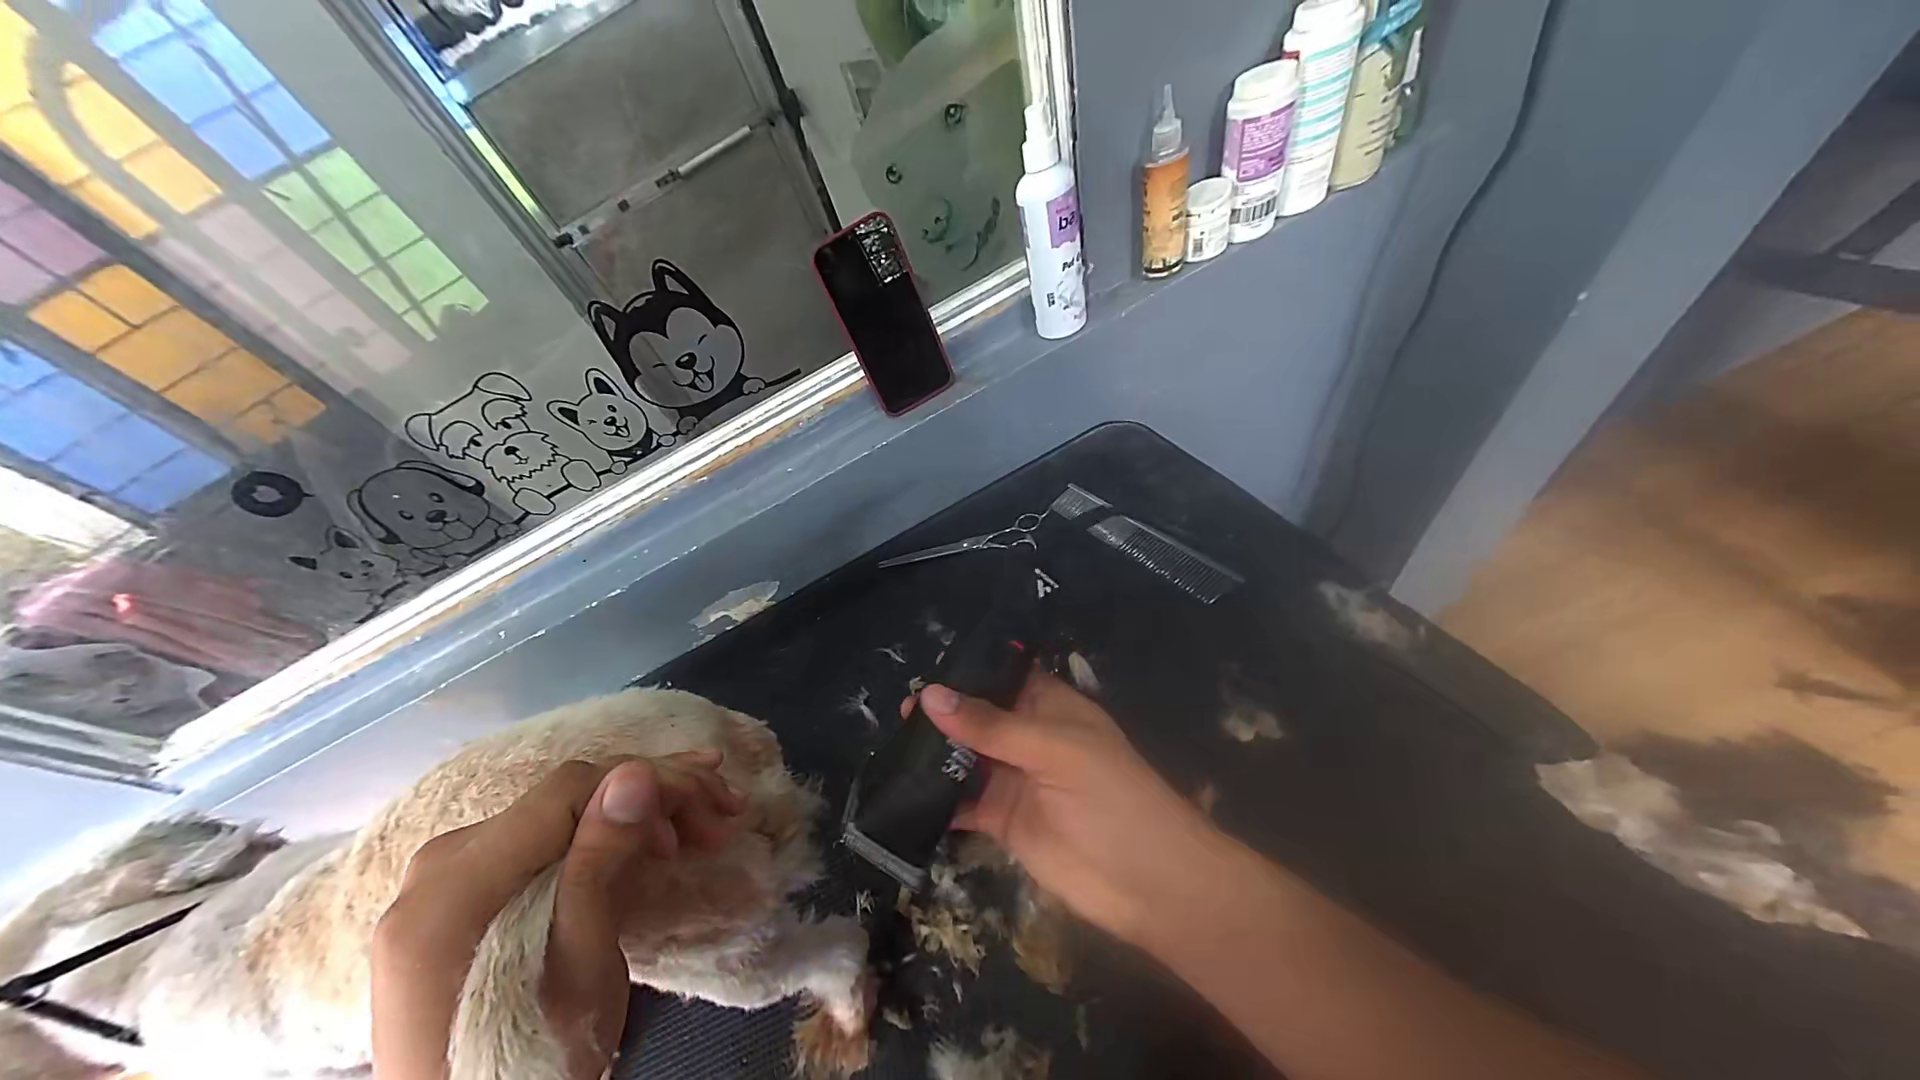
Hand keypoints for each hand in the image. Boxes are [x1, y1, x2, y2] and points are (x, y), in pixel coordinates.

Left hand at [371, 752, 746, 1079]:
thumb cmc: (536, 1060)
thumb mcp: (581, 968)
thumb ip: (598, 863)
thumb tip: (636, 771)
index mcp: (456, 884)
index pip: (570, 789)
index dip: (651, 784)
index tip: (713, 808)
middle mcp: (440, 866)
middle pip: (568, 799)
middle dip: (654, 797)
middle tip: (724, 811)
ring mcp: (447, 880)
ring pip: (563, 815)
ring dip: (637, 815)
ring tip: (703, 826)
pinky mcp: (465, 895)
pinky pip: (547, 842)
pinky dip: (605, 838)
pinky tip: (654, 840)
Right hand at [914, 674, 1220, 944]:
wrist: (1148, 883)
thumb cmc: (1111, 797)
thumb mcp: (1053, 749)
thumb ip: (990, 726)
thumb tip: (930, 696)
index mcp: (1049, 707)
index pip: (1002, 678)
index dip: (966, 674)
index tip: (923, 675)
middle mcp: (1028, 738)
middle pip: (978, 719)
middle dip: (943, 716)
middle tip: (901, 716)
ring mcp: (1015, 779)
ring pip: (966, 759)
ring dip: (934, 756)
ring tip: (894, 749)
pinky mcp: (1004, 820)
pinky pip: (963, 803)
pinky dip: (938, 801)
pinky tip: (906, 795)